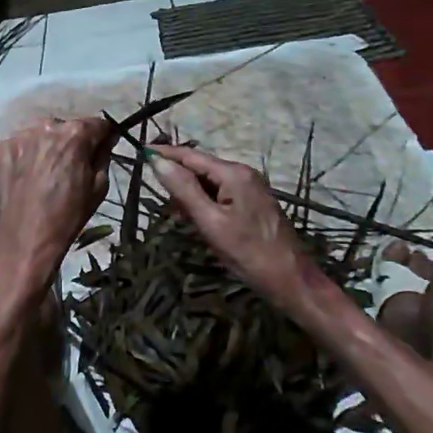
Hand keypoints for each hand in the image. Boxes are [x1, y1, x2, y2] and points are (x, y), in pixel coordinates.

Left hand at [0, 118, 112, 266]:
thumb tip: (106, 140)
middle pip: (67, 127)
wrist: (27, 233)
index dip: (103, 136)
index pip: (97, 124)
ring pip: (43, 133)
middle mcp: (47, 126)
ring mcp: (22, 135)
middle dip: (73, 141)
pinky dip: (29, 153)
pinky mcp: (4, 146)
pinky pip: (23, 143)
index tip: (102, 147)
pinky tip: (30, 172)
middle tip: (71, 164)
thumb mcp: (99, 186)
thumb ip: (103, 155)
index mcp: (75, 134)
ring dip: (49, 144)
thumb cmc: (69, 212)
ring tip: (48, 169)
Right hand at [147, 145, 314, 304]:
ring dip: (190, 193)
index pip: (191, 156)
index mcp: (234, 173)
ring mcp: (250, 189)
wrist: (291, 280)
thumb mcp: (210, 222)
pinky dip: (204, 202)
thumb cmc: (248, 253)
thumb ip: (183, 190)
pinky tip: (195, 219)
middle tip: (154, 191)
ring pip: (210, 182)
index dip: (165, 154)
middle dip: (177, 177)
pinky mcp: (253, 204)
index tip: (141, 151)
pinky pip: (221, 194)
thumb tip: (157, 160)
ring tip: (174, 211)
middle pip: (201, 167)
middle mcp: (244, 174)